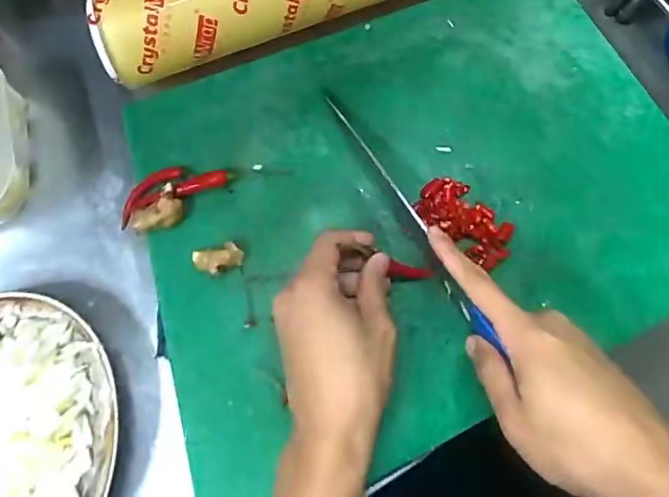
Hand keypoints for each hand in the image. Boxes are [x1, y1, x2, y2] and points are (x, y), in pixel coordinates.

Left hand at [272, 231, 396, 496]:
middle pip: (320, 261)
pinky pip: (309, 301)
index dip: (354, 238)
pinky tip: (357, 313)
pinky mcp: (287, 335)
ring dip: (344, 281)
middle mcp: (289, 295)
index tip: (377, 246)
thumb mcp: (377, 322)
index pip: (328, 242)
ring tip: (376, 296)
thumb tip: (377, 259)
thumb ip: (375, 282)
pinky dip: (331, 297)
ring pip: (316, 282)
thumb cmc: (358, 372)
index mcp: (309, 286)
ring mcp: (284, 317)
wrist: (329, 431)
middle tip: (383, 275)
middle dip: (352, 262)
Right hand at [428, 226, 668, 496]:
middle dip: (501, 353)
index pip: (481, 290)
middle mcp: (551, 323)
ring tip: (546, 419)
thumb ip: (491, 376)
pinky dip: (548, 374)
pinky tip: (565, 412)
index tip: (436, 230)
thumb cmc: (572, 443)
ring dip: (526, 368)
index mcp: (527, 336)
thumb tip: (476, 340)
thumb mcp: (518, 422)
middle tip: (514, 403)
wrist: (646, 460)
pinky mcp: (594, 351)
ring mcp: (576, 335)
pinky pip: (555, 351)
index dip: (455, 260)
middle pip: (509, 325)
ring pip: (533, 342)